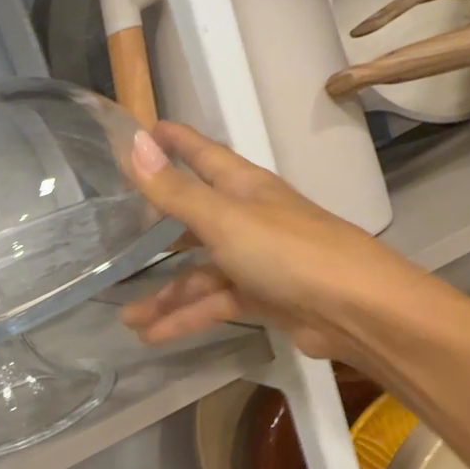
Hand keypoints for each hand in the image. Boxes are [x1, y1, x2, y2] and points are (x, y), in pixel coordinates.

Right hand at [119, 121, 420, 362]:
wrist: (352, 308)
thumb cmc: (288, 252)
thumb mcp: (224, 219)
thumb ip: (176, 190)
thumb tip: (134, 144)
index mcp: (244, 189)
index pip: (204, 156)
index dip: (176, 143)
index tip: (144, 132)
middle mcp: (249, 219)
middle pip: (194, 221)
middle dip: (156, 234)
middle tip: (117, 240)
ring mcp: (256, 260)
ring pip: (199, 274)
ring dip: (165, 296)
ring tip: (129, 318)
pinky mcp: (262, 297)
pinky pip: (213, 304)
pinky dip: (186, 318)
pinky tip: (154, 335)